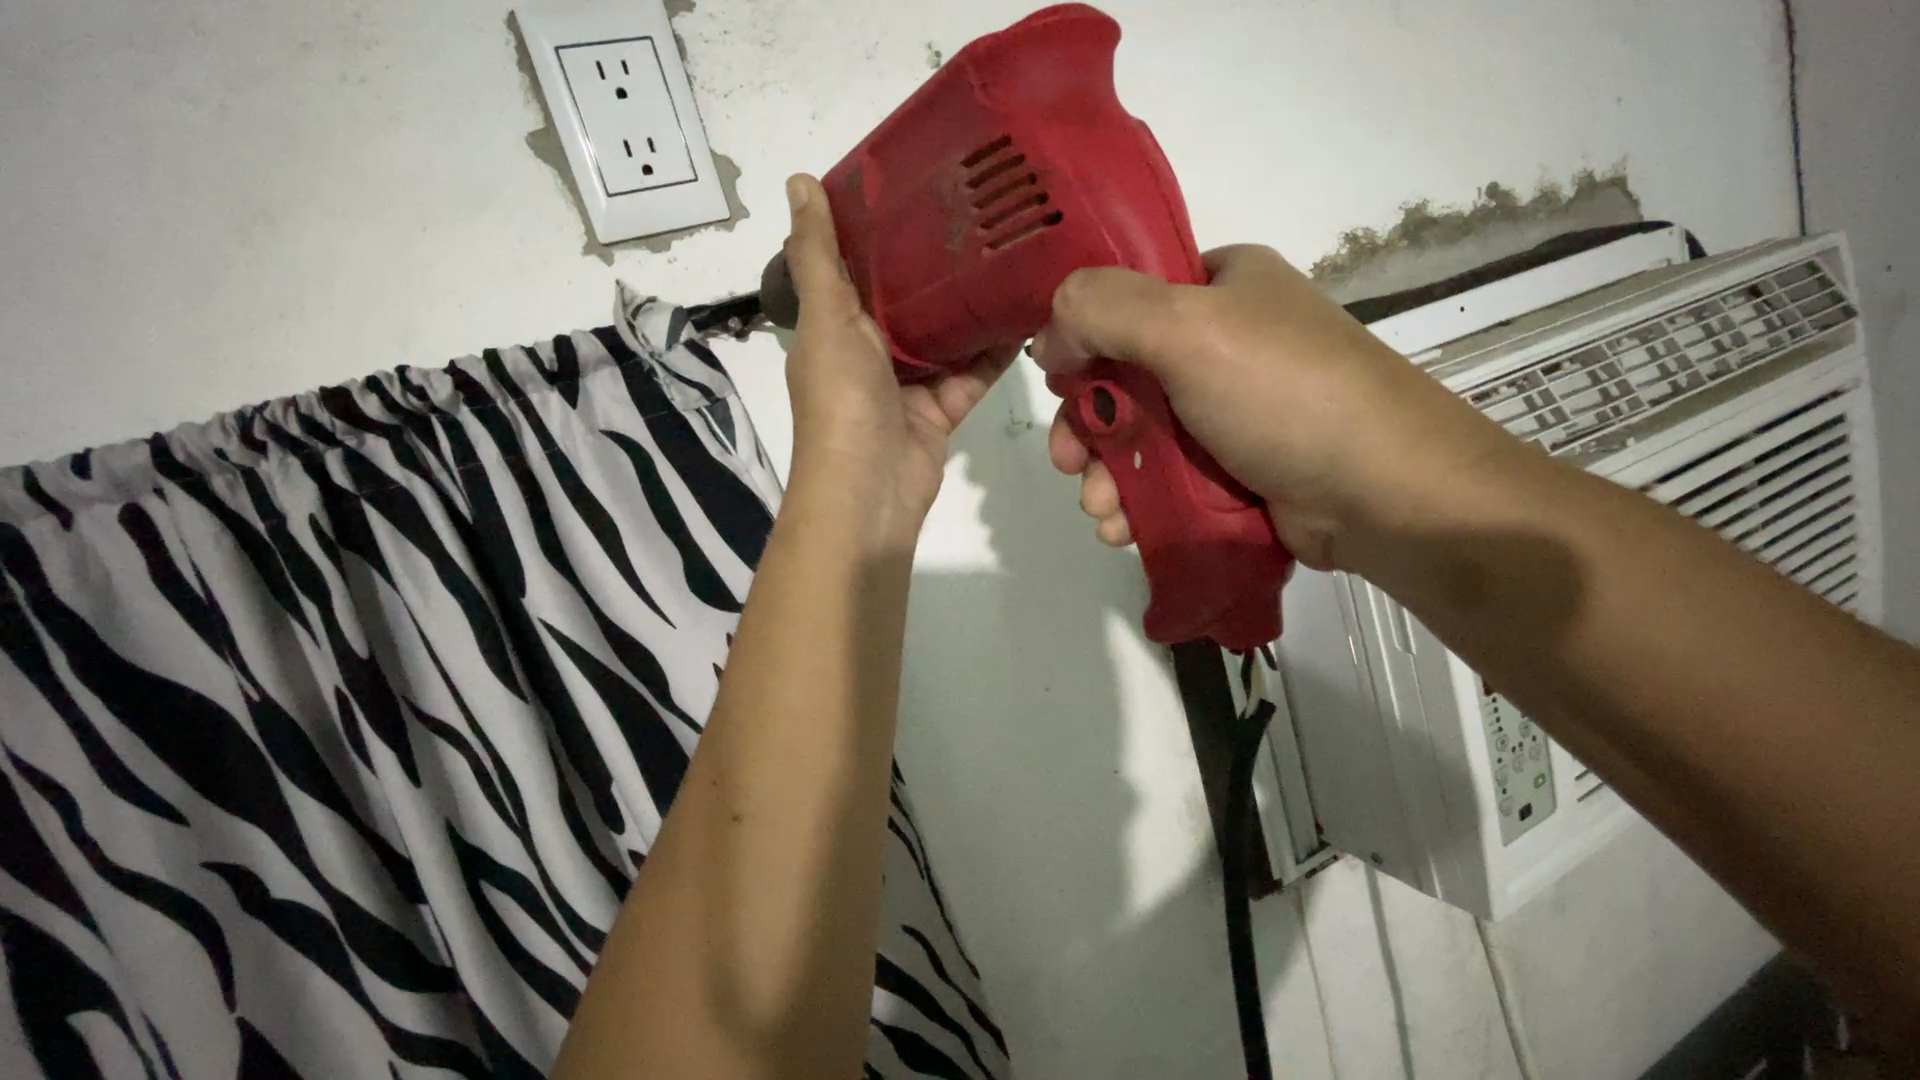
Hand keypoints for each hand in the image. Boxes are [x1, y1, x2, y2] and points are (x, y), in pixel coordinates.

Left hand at [780, 174, 1014, 548]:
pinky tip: (1028, 314)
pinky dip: (995, 350)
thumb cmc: (841, 400)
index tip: (915, 181)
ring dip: (972, 305)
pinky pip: (972, 372)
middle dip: (935, 263)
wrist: (869, 491)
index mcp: (833, 326)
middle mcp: (868, 351)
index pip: (854, 267)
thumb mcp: (827, 317)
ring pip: (944, 336)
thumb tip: (798, 180)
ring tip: (1013, 253)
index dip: (877, 228)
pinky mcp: (941, 409)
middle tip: (979, 211)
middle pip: (905, 300)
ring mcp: (907, 383)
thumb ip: (818, 255)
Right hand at [1035, 244, 1518, 569]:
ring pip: (1142, 435)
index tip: (1057, 382)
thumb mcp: (1186, 327)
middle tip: (1067, 463)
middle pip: (1124, 374)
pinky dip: (1138, 501)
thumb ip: (1103, 310)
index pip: (1127, 295)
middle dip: (1088, 427)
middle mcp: (1225, 339)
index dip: (1082, 336)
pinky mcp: (1237, 466)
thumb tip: (1048, 336)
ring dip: (1108, 475)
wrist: (1382, 491)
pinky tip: (1123, 528)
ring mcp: (1232, 408)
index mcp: (1221, 284)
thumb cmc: (1283, 392)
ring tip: (1103, 513)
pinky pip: (1168, 476)